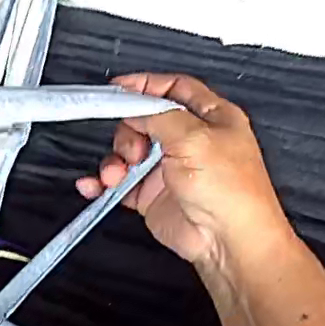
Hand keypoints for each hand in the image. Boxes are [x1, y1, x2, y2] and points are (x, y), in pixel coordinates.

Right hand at [76, 73, 291, 270]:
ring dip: (114, 160)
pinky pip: (119, 184)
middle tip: (133, 148)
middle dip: (128, 131)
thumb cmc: (229, 190)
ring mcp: (169, 169)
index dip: (146, 86)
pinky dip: (104, 184)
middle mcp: (189, 141)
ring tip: (116, 174)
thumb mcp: (194, 137)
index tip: (118, 88)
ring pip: (128, 152)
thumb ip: (159, 115)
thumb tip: (134, 106)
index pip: (174, 89)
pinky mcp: (152, 195)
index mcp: (210, 118)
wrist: (227, 240)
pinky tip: (95, 186)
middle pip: (143, 121)